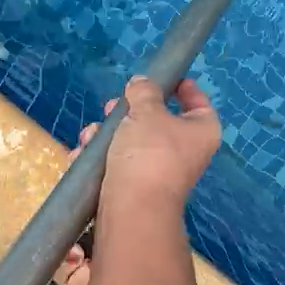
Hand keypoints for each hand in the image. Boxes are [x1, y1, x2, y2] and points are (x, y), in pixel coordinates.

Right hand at [78, 76, 220, 213]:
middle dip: (129, 111)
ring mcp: (160, 170)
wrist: (132, 208)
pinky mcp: (136, 185)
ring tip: (92, 135)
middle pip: (157, 119)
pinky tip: (83, 154)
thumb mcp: (147, 110)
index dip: (182, 86)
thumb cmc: (150, 152)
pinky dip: (101, 157)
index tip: (163, 77)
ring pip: (131, 139)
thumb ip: (144, 91)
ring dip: (107, 134)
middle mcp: (185, 151)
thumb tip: (142, 83)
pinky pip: (118, 161)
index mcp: (201, 130)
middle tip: (113, 107)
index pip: (198, 102)